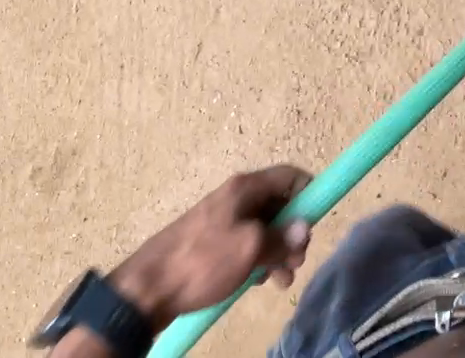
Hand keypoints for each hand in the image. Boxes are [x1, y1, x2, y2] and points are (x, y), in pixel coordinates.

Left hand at [106, 165, 313, 322]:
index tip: (316, 221)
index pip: (289, 175)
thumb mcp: (250, 248)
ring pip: (265, 228)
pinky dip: (259, 260)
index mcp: (246, 188)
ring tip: (281, 281)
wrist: (148, 288)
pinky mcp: (214, 244)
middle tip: (296, 262)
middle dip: (293, 232)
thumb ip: (281, 237)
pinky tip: (259, 282)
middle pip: (280, 204)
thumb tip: (304, 227)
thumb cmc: (203, 261)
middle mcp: (237, 197)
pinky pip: (247, 244)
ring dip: (279, 252)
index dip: (309, 192)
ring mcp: (224, 220)